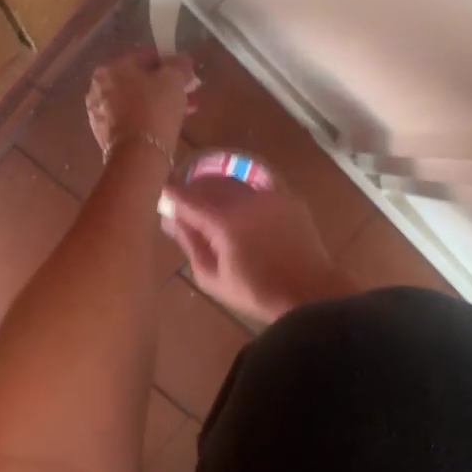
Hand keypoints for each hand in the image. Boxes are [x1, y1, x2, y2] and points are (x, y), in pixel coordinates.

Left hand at [85, 49, 196, 157]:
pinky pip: (130, 118)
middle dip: (165, 85)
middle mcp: (98, 87)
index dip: (168, 62)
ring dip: (160, 102)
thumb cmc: (155, 109)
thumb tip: (182, 59)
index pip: (144, 56)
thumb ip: (179, 64)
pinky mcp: (104, 134)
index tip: (184, 73)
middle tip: (186, 92)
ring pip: (136, 100)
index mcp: (110, 68)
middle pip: (139, 80)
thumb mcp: (174, 80)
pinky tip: (166, 124)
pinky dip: (147, 117)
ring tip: (185, 110)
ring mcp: (99, 112)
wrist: (138, 154)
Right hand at [162, 177, 355, 323]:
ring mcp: (268, 195)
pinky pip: (258, 181)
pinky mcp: (287, 197)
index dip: (170, 193)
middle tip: (184, 202)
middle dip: (192, 189)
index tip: (162, 194)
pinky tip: (241, 198)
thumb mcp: (212, 277)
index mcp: (222, 221)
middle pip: (208, 182)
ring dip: (216, 186)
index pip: (185, 197)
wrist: (309, 291)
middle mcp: (243, 199)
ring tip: (211, 201)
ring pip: (232, 180)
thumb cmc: (256, 291)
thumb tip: (171, 220)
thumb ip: (190, 243)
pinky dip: (244, 187)